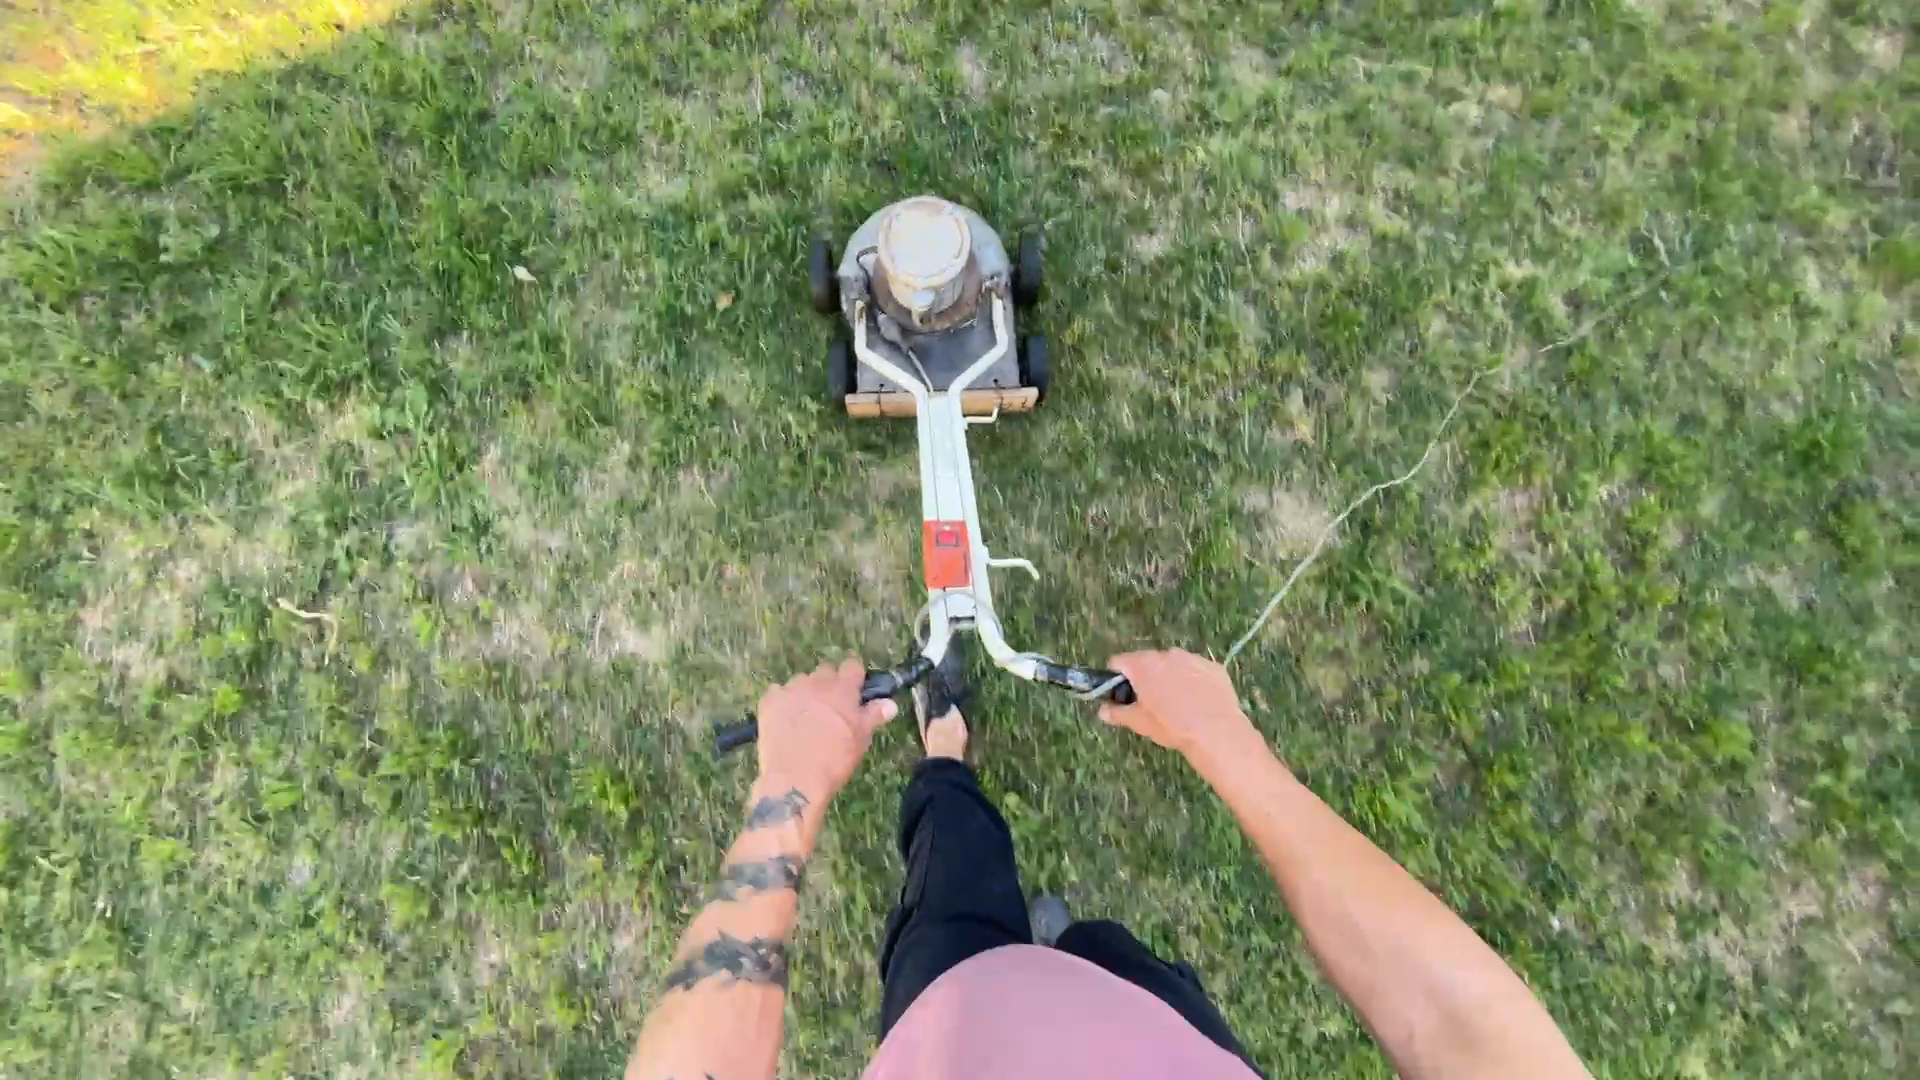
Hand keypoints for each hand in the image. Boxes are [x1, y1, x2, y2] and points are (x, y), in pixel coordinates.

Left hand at [755, 658, 897, 804]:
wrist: (795, 779)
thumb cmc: (835, 760)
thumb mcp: (861, 739)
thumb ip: (874, 715)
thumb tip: (891, 704)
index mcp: (843, 689)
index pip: (852, 665)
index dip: (854, 675)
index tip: (854, 687)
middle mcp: (817, 682)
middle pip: (826, 670)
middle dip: (830, 683)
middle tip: (831, 706)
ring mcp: (791, 689)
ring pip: (802, 681)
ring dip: (806, 691)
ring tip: (806, 715)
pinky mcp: (769, 701)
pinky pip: (778, 692)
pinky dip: (783, 701)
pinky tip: (785, 720)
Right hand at [1099, 649, 1263, 768]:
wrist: (1217, 733)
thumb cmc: (1172, 726)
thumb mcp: (1139, 723)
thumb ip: (1117, 713)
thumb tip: (1102, 711)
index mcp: (1143, 665)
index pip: (1118, 662)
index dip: (1116, 677)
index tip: (1122, 694)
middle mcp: (1166, 654)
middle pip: (1146, 661)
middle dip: (1145, 677)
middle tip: (1150, 702)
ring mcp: (1192, 658)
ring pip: (1173, 664)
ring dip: (1169, 676)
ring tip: (1178, 702)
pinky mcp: (1213, 666)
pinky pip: (1196, 669)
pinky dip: (1193, 680)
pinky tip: (1199, 701)